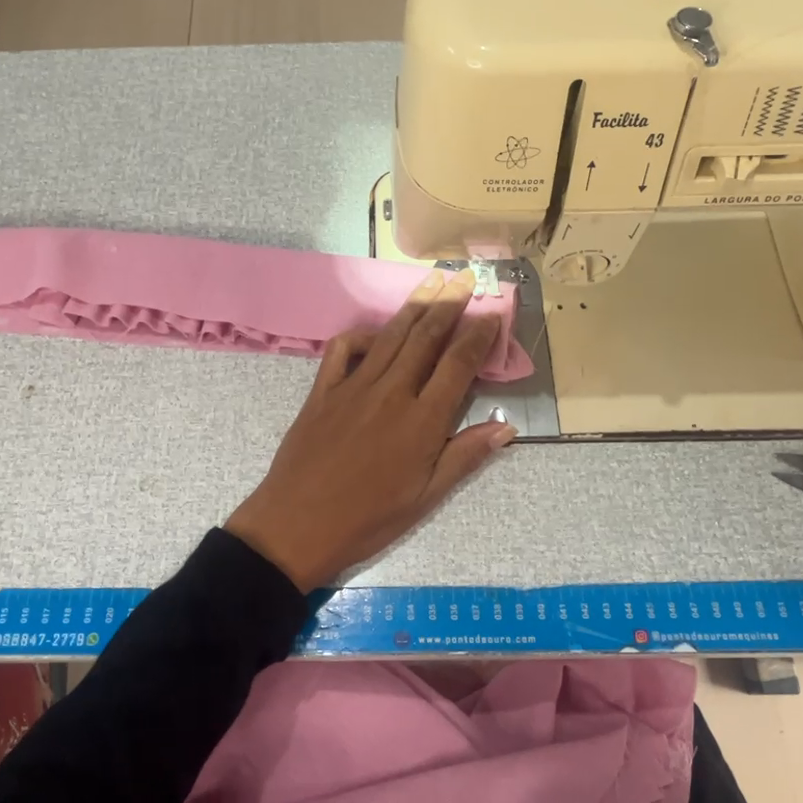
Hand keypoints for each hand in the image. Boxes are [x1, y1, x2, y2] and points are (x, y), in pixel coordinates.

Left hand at [223, 269, 516, 592]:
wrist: (296, 525)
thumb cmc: (367, 520)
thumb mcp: (425, 498)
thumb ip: (465, 457)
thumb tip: (506, 427)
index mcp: (422, 421)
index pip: (458, 365)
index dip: (478, 336)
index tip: (493, 313)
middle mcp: (392, 392)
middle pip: (426, 337)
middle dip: (449, 304)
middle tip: (466, 277)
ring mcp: (354, 387)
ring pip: (391, 336)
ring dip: (415, 306)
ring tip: (433, 282)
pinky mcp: (323, 390)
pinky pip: (343, 349)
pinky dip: (361, 334)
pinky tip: (375, 332)